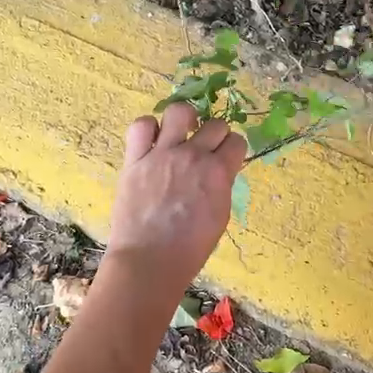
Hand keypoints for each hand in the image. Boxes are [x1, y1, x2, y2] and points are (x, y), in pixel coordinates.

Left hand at [105, 102, 245, 288]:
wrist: (149, 261)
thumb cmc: (190, 248)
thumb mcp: (220, 215)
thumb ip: (220, 185)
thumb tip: (217, 171)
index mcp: (219, 171)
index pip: (236, 141)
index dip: (232, 150)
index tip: (226, 159)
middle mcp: (193, 155)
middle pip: (215, 124)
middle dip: (214, 135)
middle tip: (205, 151)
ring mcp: (163, 154)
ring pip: (179, 111)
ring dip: (184, 120)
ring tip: (179, 134)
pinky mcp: (135, 159)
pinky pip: (141, 126)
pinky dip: (147, 129)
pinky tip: (150, 142)